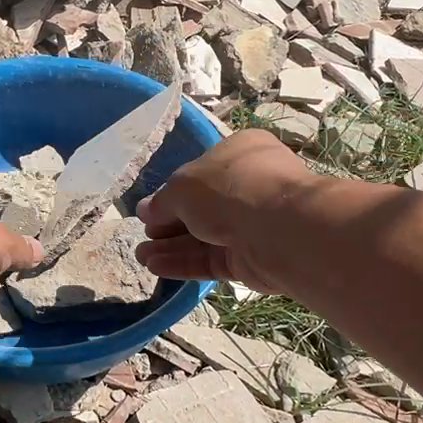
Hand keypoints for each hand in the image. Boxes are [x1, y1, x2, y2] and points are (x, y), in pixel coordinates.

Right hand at [136, 129, 321, 292]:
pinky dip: (185, 263)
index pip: (200, 174)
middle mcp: (249, 187)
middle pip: (200, 209)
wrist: (280, 229)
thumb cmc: (229, 189)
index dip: (172, 193)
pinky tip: (157, 267)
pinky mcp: (252, 259)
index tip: (149, 210)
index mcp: (239, 154)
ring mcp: (252, 225)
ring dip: (171, 247)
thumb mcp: (182, 186)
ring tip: (141, 257)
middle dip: (168, 224)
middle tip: (145, 235)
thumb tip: (145, 211)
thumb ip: (161, 201)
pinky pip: (212, 259)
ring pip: (204, 237)